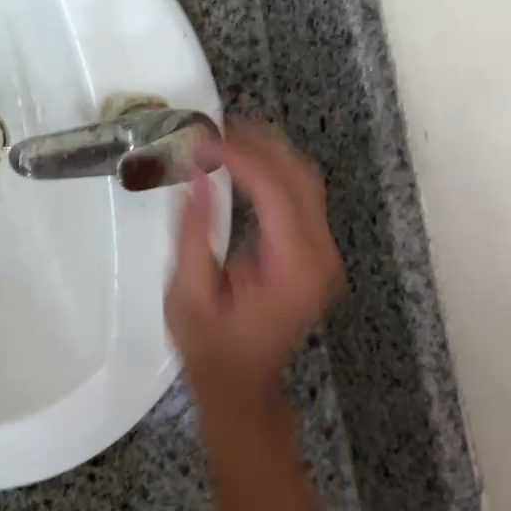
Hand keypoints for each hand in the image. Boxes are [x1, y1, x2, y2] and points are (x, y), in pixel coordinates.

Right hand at [165, 120, 343, 405]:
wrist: (240, 383)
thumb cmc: (210, 344)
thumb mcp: (189, 291)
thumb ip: (194, 232)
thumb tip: (195, 175)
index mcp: (293, 267)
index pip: (275, 192)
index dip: (240, 157)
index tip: (201, 139)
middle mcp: (319, 255)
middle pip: (300, 177)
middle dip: (257, 143)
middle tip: (211, 126)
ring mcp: (322, 253)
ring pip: (305, 180)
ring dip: (266, 150)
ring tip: (222, 135)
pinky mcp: (312, 251)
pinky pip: (300, 195)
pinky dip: (271, 169)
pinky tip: (241, 160)